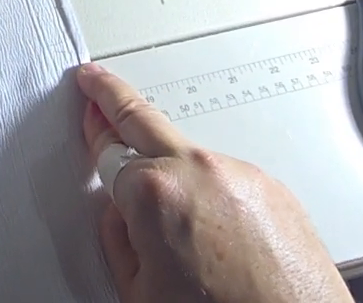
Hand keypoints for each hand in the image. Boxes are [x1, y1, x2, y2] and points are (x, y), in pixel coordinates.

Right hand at [77, 62, 351, 302]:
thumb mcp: (140, 294)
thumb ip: (119, 239)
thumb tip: (119, 212)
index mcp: (153, 192)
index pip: (108, 151)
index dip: (95, 138)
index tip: (90, 118)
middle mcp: (197, 168)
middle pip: (142, 116)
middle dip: (112, 95)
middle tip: (96, 81)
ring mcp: (238, 173)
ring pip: (189, 157)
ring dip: (176, 171)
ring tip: (185, 227)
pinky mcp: (271, 186)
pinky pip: (227, 180)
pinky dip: (216, 197)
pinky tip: (220, 236)